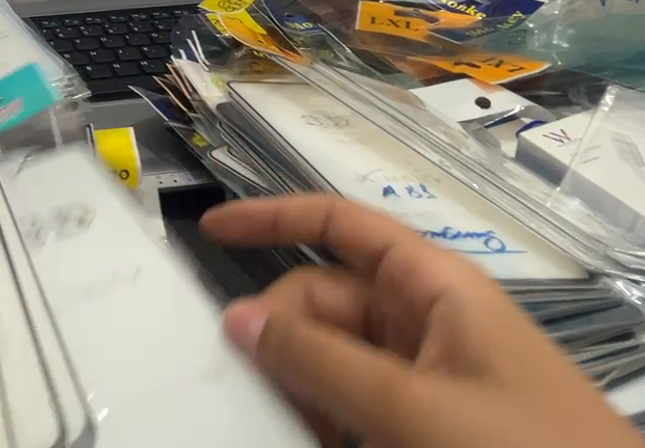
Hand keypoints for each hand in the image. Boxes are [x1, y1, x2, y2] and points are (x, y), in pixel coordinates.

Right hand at [201, 194, 644, 447]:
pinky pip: (356, 405)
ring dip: (299, 384)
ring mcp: (430, 379)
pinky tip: (307, 437)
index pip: (338, 223)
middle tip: (241, 378)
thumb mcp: (415, 410)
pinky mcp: (431, 428)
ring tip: (275, 419)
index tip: (210, 231)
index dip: (273, 217)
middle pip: (325, 299)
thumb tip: (234, 315)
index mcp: (433, 286)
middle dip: (280, 331)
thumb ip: (318, 360)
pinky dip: (325, 418)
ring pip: (335, 358)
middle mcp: (427, 320)